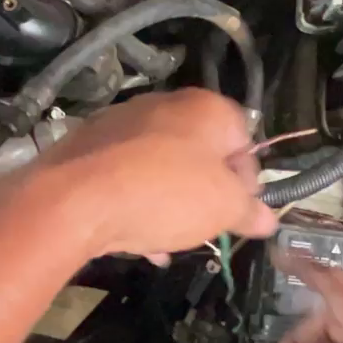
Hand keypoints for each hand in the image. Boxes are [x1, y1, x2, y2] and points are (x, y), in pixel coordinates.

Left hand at [19, 89, 278, 260]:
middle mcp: (164, 104)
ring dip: (171, 203)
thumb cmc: (164, 195)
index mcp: (206, 107)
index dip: (248, 179)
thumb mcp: (223, 209)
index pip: (244, 138)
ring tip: (168, 239)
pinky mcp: (88, 146)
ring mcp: (121, 122)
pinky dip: (137, 203)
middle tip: (206, 225)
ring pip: (161, 167)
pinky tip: (138, 239)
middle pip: (200, 152)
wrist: (73, 201)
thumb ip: (250, 211)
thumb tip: (268, 219)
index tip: (242, 212)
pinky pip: (126, 176)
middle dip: (206, 193)